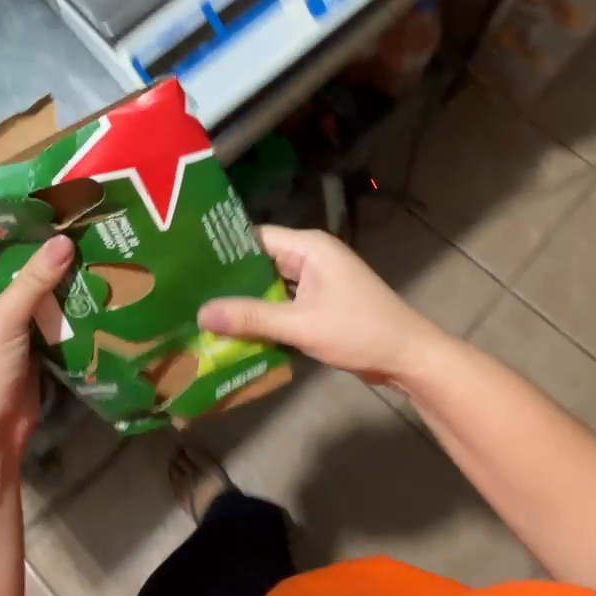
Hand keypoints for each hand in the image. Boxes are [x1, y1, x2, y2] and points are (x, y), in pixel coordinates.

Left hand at [0, 235, 75, 450]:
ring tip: (88, 240)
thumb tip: (65, 239)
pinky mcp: (22, 341)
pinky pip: (43, 311)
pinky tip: (89, 278)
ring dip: (54, 274)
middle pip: (7, 266)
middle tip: (73, 219)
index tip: (42, 203)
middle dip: (38, 249)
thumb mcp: (2, 321)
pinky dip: (62, 299)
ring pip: (28, 288)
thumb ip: (33, 279)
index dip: (7, 226)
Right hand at [198, 226, 446, 383]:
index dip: (221, 249)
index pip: (254, 237)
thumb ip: (251, 318)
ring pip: (270, 284)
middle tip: (187, 291)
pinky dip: (263, 314)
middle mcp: (310, 256)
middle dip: (228, 279)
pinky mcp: (319, 303)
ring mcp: (316, 281)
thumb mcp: (301, 325)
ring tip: (202, 310)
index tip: (187, 263)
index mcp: (308, 247)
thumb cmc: (360, 331)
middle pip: (259, 260)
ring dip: (245, 299)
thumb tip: (201, 313)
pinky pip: (282, 302)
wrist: (409, 358)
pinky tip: (235, 328)